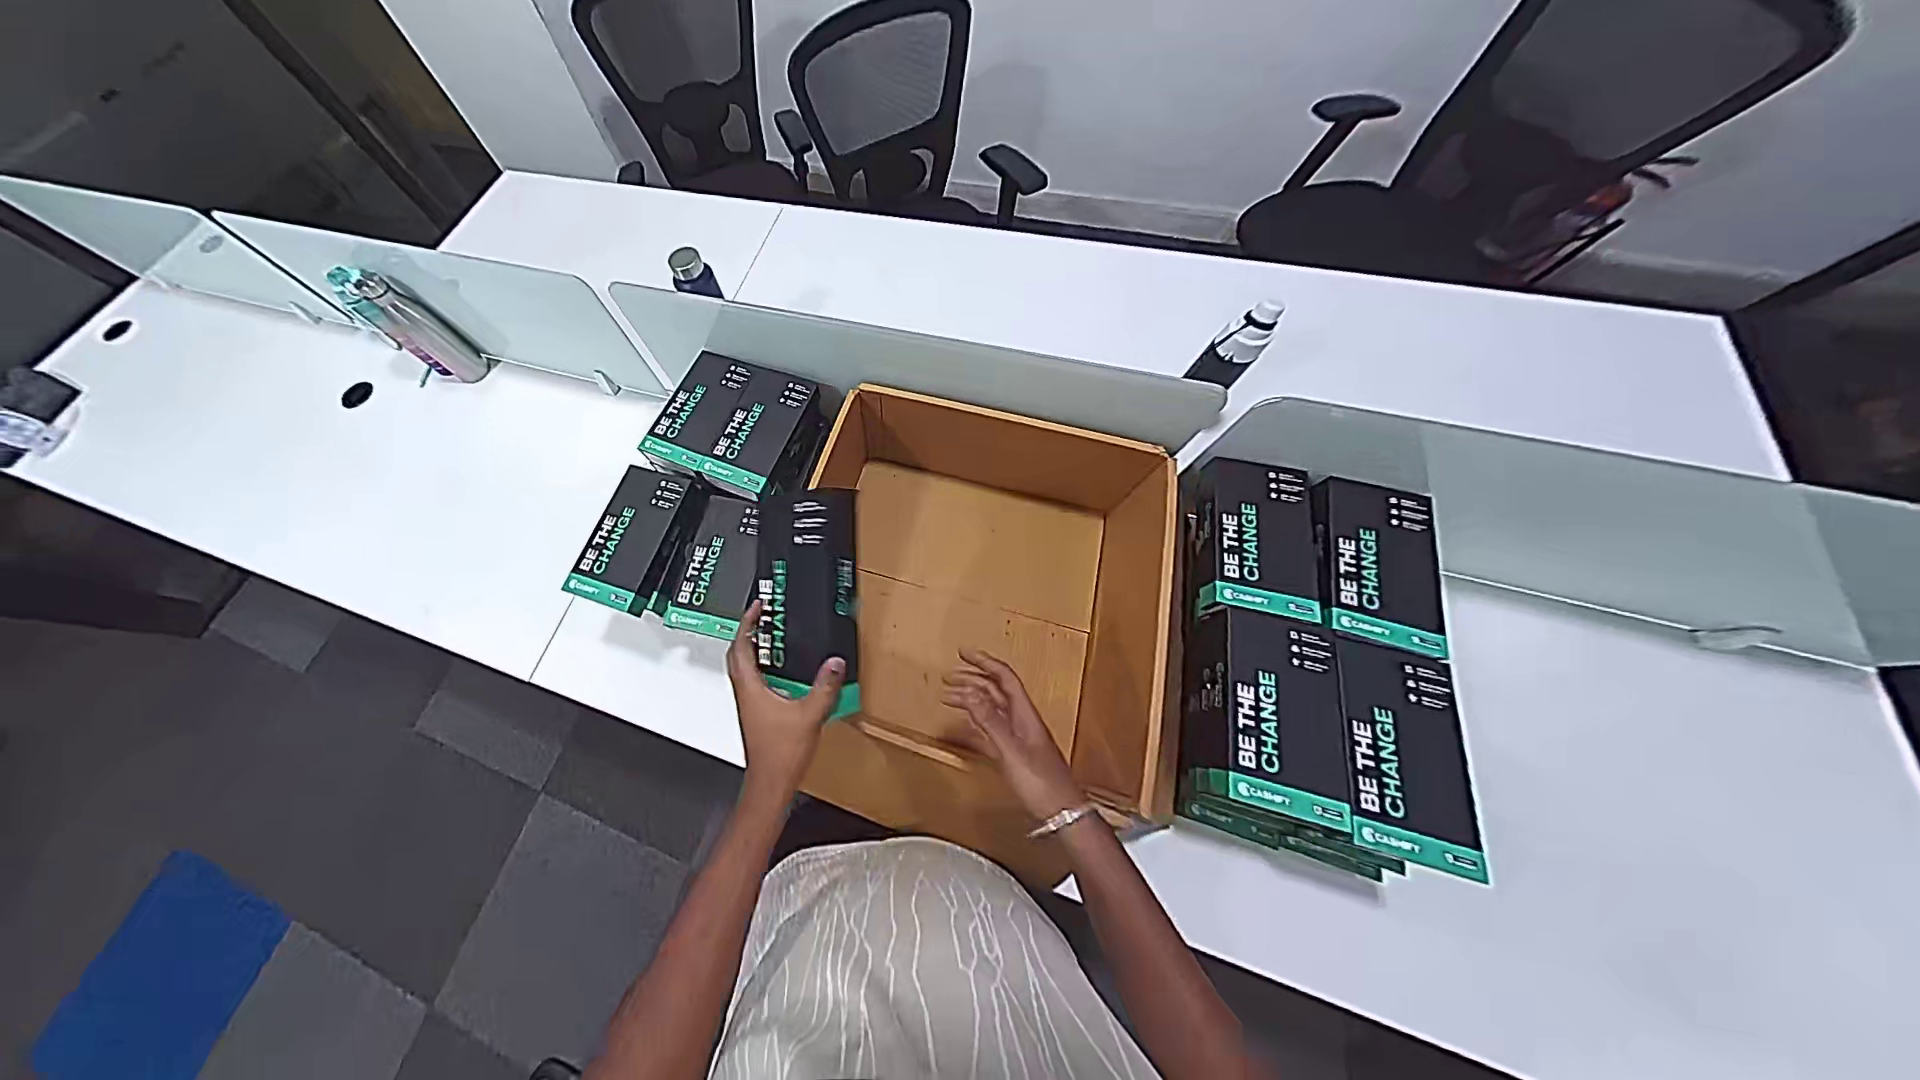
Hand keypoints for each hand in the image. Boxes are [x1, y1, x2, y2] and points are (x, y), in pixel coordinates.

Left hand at [728, 600, 846, 800]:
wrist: (771, 782)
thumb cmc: (780, 754)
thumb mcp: (810, 714)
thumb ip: (824, 686)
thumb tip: (833, 663)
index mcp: (751, 688)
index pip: (741, 647)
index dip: (746, 624)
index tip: (756, 608)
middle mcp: (746, 694)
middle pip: (738, 655)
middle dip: (748, 632)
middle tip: (762, 618)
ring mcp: (750, 704)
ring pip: (745, 669)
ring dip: (756, 650)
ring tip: (774, 637)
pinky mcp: (758, 713)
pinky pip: (756, 682)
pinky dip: (766, 669)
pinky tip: (785, 671)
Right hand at [942, 649, 1083, 822]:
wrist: (1062, 813)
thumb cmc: (1042, 784)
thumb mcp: (1011, 751)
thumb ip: (989, 721)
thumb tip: (970, 691)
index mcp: (1025, 714)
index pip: (1004, 677)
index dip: (984, 662)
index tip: (964, 653)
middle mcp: (1022, 720)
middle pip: (995, 690)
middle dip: (972, 678)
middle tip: (949, 676)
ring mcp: (1018, 737)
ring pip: (991, 709)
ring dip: (971, 699)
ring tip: (949, 696)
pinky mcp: (1014, 754)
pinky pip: (990, 730)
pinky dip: (975, 722)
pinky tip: (965, 724)